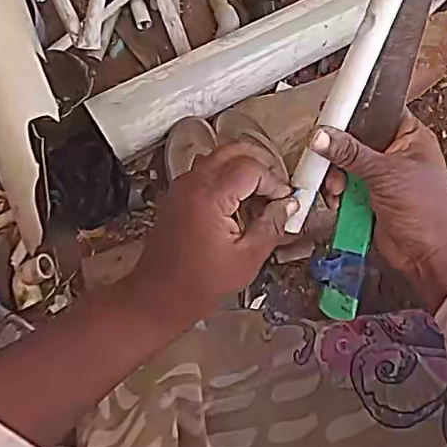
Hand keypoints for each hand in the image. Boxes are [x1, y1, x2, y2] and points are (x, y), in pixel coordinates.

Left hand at [130, 143, 295, 323]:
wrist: (160, 294)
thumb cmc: (198, 283)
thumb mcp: (247, 258)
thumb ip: (271, 226)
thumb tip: (287, 206)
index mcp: (209, 196)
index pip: (250, 168)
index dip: (273, 181)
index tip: (285, 200)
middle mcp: (192, 183)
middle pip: (233, 151)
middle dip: (260, 165)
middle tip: (276, 190)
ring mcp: (182, 187)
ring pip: (218, 157)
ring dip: (241, 169)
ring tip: (258, 198)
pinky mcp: (177, 195)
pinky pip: (205, 171)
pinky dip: (225, 178)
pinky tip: (237, 205)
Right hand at [311, 113, 446, 310]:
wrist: (431, 256)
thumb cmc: (429, 211)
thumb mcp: (387, 174)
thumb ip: (351, 152)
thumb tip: (322, 135)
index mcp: (408, 136)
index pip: (375, 111)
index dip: (352, 111)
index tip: (329, 116)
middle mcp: (392, 152)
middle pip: (352, 138)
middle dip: (337, 153)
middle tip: (331, 162)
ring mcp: (378, 174)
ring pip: (342, 163)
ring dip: (335, 177)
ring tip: (339, 189)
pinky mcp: (366, 195)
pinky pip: (341, 185)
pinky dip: (336, 193)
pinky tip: (339, 201)